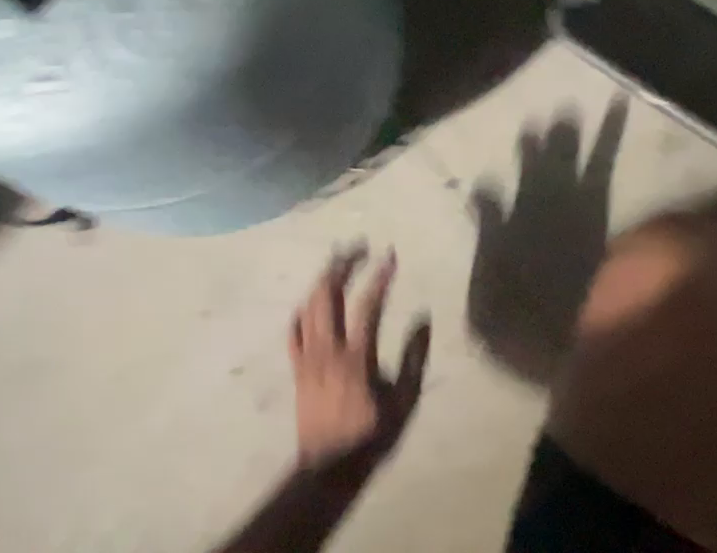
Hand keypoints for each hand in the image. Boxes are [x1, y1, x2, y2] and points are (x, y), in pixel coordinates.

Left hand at [288, 244, 430, 469]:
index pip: (367, 304)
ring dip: (322, 279)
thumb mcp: (405, 401)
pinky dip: (302, 310)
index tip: (391, 255)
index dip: (379, 276)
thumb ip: (414, 357)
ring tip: (337, 261)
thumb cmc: (372, 435)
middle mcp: (327, 351)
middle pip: (327, 295)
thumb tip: (423, 319)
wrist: (329, 469)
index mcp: (356, 357)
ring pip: (308, 307)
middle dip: (342, 265)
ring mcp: (307, 359)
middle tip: (359, 247)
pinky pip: (293, 331)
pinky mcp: (296, 370)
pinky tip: (310, 300)